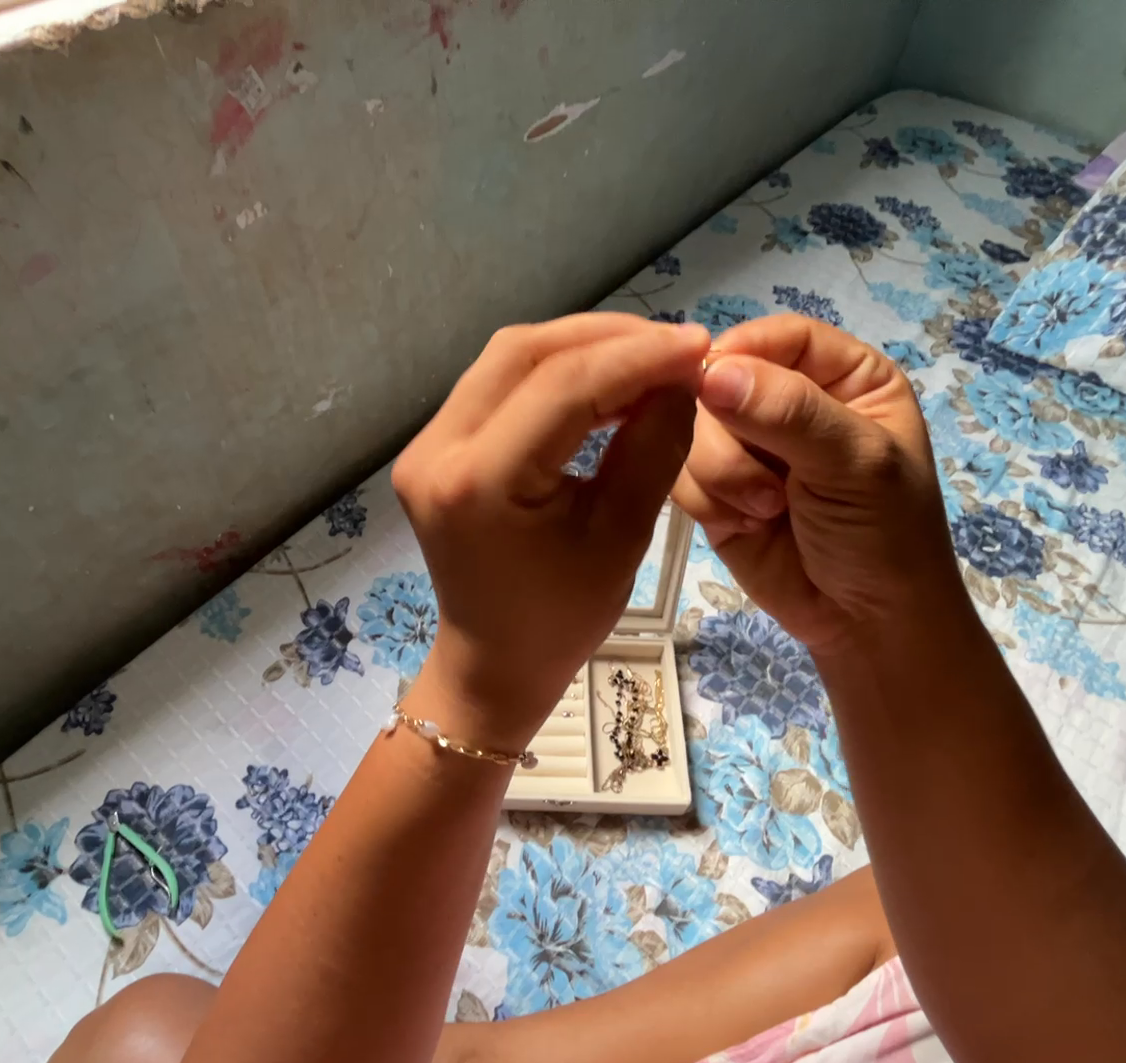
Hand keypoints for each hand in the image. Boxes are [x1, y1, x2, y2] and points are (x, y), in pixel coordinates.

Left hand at [395, 314, 709, 749]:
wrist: (493, 660)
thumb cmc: (560, 619)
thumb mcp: (621, 537)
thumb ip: (653, 447)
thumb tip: (681, 375)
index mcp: (478, 483)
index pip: (562, 387)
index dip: (637, 357)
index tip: (700, 346)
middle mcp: (435, 450)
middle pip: (524, 353)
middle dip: (606, 340)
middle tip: (674, 346)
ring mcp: (425, 445)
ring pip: (507, 360)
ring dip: (580, 349)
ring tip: (646, 360)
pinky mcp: (433, 446)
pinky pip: (496, 385)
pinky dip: (553, 374)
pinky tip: (601, 382)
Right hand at [670, 315, 958, 654]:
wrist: (863, 622)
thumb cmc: (883, 535)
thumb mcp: (854, 465)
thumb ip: (788, 413)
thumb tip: (710, 373)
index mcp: (841, 378)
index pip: (779, 338)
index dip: (742, 353)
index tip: (710, 382)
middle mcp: (787, 404)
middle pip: (720, 383)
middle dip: (731, 437)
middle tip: (767, 486)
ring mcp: (745, 447)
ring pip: (688, 430)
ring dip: (720, 476)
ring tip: (763, 511)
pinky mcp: (714, 488)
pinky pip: (677, 472)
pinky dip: (704, 501)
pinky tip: (742, 525)